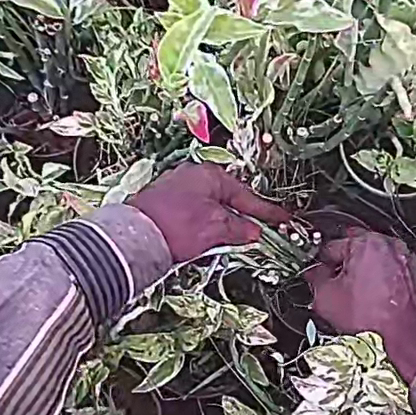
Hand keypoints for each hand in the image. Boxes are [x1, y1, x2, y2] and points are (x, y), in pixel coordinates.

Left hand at [130, 164, 292, 262]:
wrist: (133, 239)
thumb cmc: (176, 226)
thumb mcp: (217, 228)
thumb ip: (240, 229)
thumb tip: (254, 232)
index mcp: (209, 175)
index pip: (247, 196)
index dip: (267, 211)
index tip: (283, 218)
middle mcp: (192, 176)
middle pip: (228, 199)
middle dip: (244, 216)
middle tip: (260, 231)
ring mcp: (176, 188)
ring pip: (211, 206)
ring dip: (224, 223)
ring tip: (234, 239)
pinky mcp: (164, 204)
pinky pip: (195, 213)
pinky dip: (207, 225)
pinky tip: (209, 238)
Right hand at [305, 230, 415, 381]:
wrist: (406, 342)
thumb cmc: (374, 321)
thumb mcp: (326, 299)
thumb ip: (316, 279)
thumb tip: (315, 276)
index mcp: (366, 243)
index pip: (333, 246)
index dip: (321, 263)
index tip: (318, 274)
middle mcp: (391, 246)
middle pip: (357, 250)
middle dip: (345, 266)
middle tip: (336, 286)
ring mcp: (407, 261)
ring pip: (377, 262)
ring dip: (366, 275)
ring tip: (357, 298)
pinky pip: (393, 274)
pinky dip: (384, 284)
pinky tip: (375, 303)